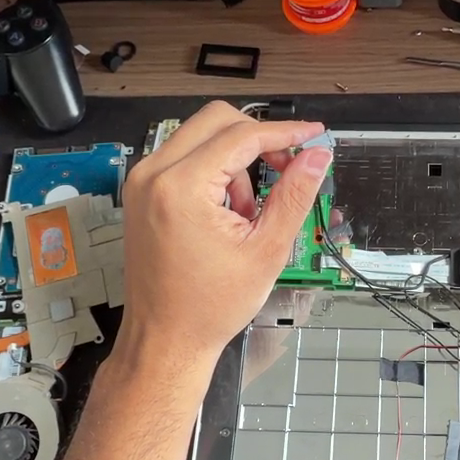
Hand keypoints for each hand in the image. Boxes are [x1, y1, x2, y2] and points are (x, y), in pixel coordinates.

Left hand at [113, 102, 331, 372]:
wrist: (166, 339)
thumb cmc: (208, 306)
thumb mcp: (267, 250)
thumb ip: (294, 195)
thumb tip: (316, 158)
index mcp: (181, 187)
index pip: (241, 135)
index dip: (284, 132)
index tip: (312, 135)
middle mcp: (154, 176)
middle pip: (217, 120)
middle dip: (259, 138)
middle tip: (287, 167)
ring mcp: (143, 182)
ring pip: (201, 136)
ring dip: (236, 159)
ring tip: (250, 212)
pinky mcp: (143, 193)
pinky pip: (186, 158)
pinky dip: (215, 171)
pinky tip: (229, 213)